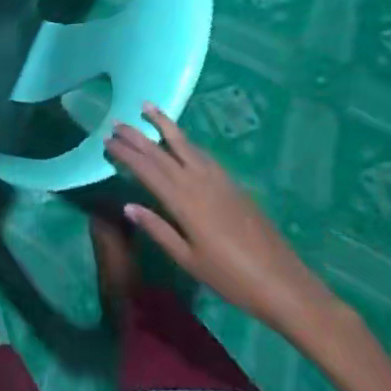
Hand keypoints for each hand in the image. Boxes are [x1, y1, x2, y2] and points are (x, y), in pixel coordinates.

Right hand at [106, 103, 337, 333]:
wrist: (283, 283)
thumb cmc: (231, 278)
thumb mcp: (189, 260)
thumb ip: (158, 230)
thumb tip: (128, 206)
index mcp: (183, 201)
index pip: (146, 169)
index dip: (126, 153)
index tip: (107, 140)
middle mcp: (197, 182)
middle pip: (161, 151)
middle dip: (137, 135)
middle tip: (116, 121)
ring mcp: (217, 179)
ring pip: (185, 143)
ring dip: (163, 125)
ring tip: (146, 107)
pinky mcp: (232, 183)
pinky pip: (202, 153)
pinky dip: (185, 140)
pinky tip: (180, 138)